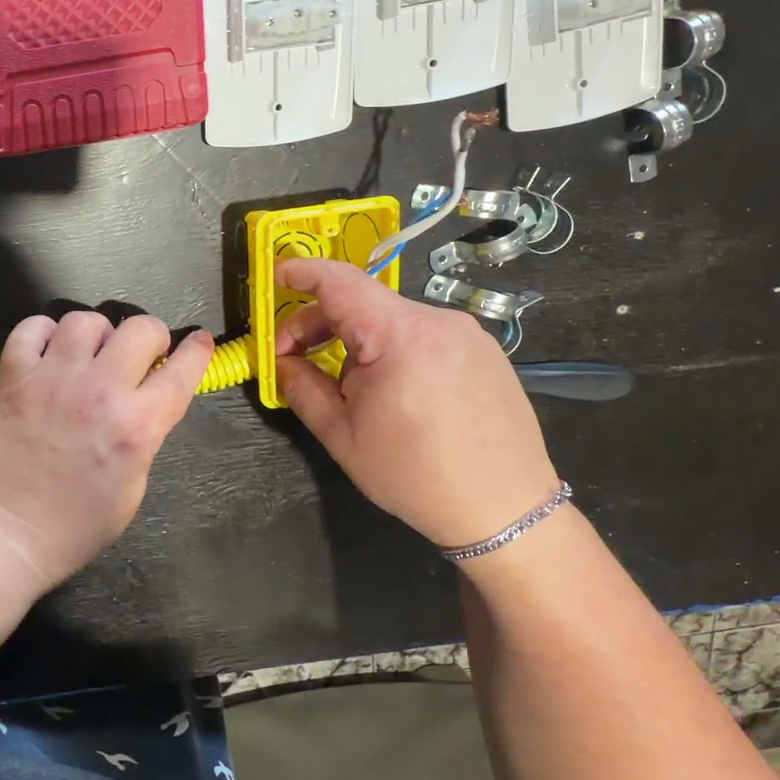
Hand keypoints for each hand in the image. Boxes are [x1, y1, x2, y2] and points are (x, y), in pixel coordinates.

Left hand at [0, 312, 214, 593]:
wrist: (14, 530)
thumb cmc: (80, 522)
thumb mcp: (135, 482)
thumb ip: (146, 433)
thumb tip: (148, 398)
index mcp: (137, 425)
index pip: (181, 370)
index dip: (195, 350)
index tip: (197, 340)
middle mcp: (100, 391)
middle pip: (139, 329)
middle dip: (147, 337)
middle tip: (136, 356)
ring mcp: (53, 378)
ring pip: (86, 320)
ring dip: (96, 333)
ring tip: (88, 355)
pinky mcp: (14, 376)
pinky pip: (32, 328)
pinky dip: (44, 333)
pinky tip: (49, 352)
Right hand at [274, 258, 559, 549]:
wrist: (504, 508)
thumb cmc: (413, 474)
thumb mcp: (340, 434)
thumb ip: (301, 386)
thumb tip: (281, 360)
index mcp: (400, 337)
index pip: (340, 282)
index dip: (302, 271)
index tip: (275, 276)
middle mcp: (438, 322)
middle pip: (363, 301)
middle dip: (319, 322)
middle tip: (293, 359)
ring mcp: (467, 334)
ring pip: (391, 320)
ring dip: (354, 339)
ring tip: (346, 386)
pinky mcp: (484, 351)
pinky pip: (421, 334)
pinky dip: (390, 348)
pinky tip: (389, 390)